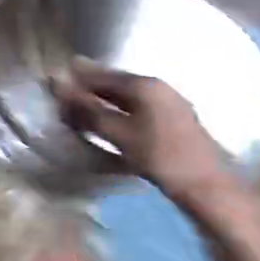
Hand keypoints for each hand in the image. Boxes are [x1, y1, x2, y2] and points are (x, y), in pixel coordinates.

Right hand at [56, 62, 259, 259]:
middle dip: (87, 89)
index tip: (52, 82)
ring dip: (101, 102)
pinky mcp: (173, 119)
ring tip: (79, 113)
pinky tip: (107, 123)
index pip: (100, 74)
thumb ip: (85, 108)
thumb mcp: (116, 132)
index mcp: (144, 84)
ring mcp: (169, 102)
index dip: (74, 78)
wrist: (207, 186)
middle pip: (114, 82)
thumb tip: (57, 84)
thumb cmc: (159, 155)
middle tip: (62, 100)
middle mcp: (158, 87)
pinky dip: (117, 111)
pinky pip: (136, 106)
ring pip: (125, 96)